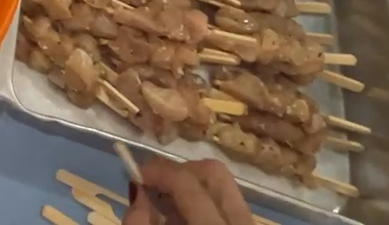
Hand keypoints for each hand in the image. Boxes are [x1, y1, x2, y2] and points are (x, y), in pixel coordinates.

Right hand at [122, 159, 254, 224]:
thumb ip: (138, 221)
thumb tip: (138, 190)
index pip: (187, 182)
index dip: (157, 171)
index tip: (137, 176)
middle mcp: (242, 223)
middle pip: (215, 172)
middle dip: (181, 169)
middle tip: (158, 184)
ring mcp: (251, 224)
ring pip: (225, 186)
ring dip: (194, 186)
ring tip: (172, 204)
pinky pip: (231, 205)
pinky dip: (207, 204)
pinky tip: (189, 218)